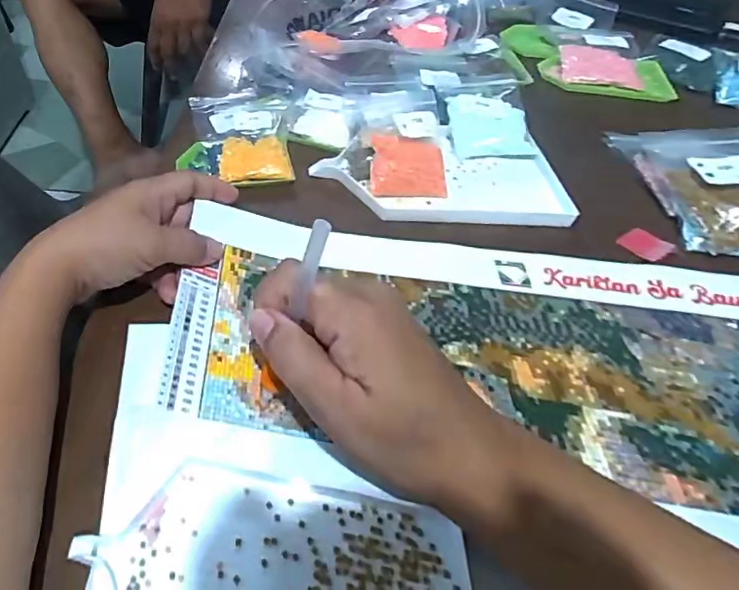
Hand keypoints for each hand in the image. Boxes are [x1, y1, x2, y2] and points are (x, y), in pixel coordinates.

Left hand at [25, 172, 236, 302]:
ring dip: (181, 266)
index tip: (236, 200)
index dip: (213, 188)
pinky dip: (162, 275)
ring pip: (169, 244)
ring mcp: (131, 231)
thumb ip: (188, 244)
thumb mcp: (154, 243)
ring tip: (188, 288)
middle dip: (200, 240)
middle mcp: (143, 208)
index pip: (189, 182)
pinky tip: (167, 295)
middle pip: (183, 217)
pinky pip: (152, 260)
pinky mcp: (121, 254)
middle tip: (221, 260)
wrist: (57, 268)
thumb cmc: (109, 243)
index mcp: (151, 193)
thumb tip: (216, 246)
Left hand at [148, 0, 212, 70]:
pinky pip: (201, 39)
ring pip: (185, 48)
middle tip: (173, 76)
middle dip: (170, 64)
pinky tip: (206, 53)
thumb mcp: (160, 2)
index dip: (155, 57)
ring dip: (187, 60)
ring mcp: (184, 25)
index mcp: (156, 20)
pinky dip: (203, 47)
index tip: (157, 66)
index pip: (153, 44)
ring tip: (191, 69)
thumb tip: (163, 31)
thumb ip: (161, 18)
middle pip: (168, 50)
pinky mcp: (199, 21)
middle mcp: (168, 26)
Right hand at [250, 262, 516, 510]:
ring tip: (330, 390)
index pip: (286, 276)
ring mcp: (384, 304)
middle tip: (304, 384)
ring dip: (311, 340)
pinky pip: (345, 317)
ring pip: (322, 305)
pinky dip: (334, 343)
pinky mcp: (394, 322)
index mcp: (350, 305)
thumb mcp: (334, 407)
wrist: (480, 461)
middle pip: (304, 290)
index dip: (268, 311)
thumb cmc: (403, 440)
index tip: (277, 359)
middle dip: (290, 329)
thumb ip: (291, 354)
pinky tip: (353, 385)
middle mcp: (367, 291)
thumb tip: (258, 315)